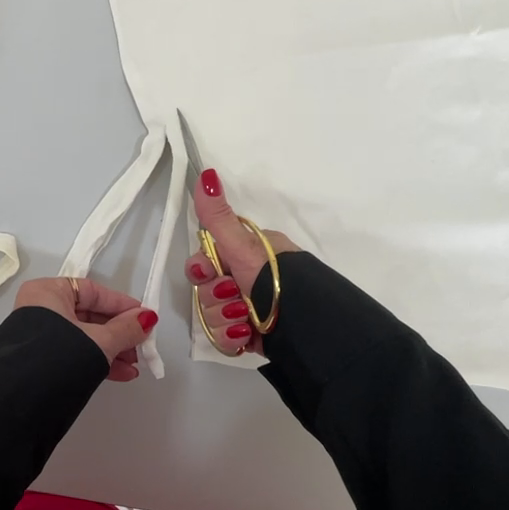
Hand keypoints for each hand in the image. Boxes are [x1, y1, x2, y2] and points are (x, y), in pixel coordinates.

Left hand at [14, 276, 157, 380]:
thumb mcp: (100, 341)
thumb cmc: (61, 356)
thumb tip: (148, 318)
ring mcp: (40, 335)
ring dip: (112, 350)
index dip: (121, 305)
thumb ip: (126, 330)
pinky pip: (76, 352)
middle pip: (90, 316)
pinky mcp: (42, 358)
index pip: (93, 292)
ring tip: (135, 364)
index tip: (146, 318)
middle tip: (142, 345)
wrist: (23, 397)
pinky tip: (122, 373)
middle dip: (119, 333)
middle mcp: (41, 308)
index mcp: (48, 292)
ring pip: (85, 337)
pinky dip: (97, 360)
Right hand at [185, 168, 299, 358]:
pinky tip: (246, 335)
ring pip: (212, 314)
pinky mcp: (249, 335)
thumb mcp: (243, 246)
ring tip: (246, 320)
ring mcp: (247, 308)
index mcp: (246, 254)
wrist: (307, 327)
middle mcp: (246, 279)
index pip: (205, 259)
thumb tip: (205, 172)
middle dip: (215, 297)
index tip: (207, 273)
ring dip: (224, 318)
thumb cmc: (276, 279)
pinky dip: (232, 337)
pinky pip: (223, 336)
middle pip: (205, 289)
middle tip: (233, 297)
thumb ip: (218, 216)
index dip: (200, 268)